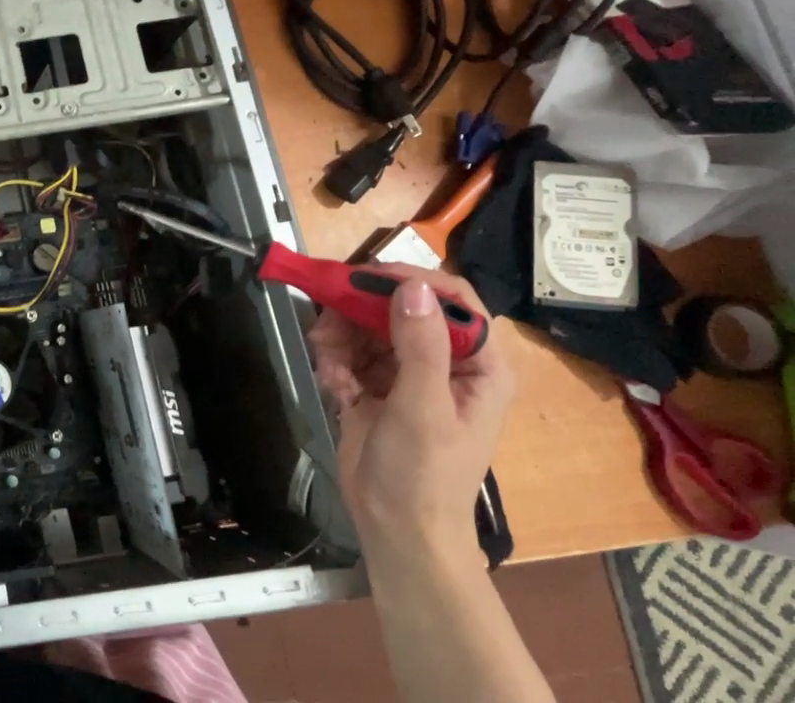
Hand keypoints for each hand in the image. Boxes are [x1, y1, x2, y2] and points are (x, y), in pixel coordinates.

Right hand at [309, 265, 513, 551]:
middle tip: (325, 328)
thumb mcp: (423, 408)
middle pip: (397, 308)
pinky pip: (348, 351)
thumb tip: (412, 287)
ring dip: (338, 341)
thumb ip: (419, 346)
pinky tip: (334, 388)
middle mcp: (446, 360)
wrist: (397, 526)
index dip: (409, 282)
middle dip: (357, 315)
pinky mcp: (375, 384)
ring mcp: (408, 372)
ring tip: (329, 369)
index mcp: (480, 364)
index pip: (452, 300)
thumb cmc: (424, 474)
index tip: (360, 278)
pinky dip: (334, 363)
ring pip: (366, 326)